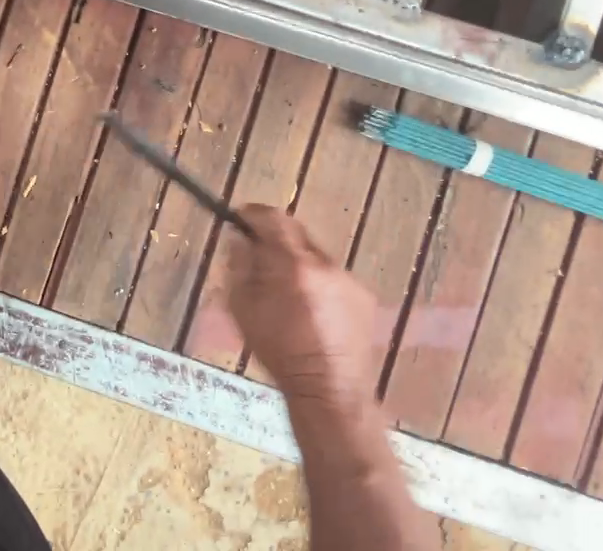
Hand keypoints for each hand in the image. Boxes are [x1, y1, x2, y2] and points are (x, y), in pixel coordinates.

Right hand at [227, 205, 379, 409]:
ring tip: (281, 286)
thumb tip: (238, 239)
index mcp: (292, 265)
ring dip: (295, 259)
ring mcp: (349, 281)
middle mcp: (325, 265)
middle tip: (256, 252)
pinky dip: (315, 279)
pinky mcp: (363, 298)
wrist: (329, 389)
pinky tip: (306, 305)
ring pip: (314, 254)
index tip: (238, 218)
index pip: (273, 219)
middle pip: (296, 233)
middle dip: (274, 236)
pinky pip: (331, 275)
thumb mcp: (241, 306)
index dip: (252, 213)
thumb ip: (239, 265)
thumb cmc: (276, 348)